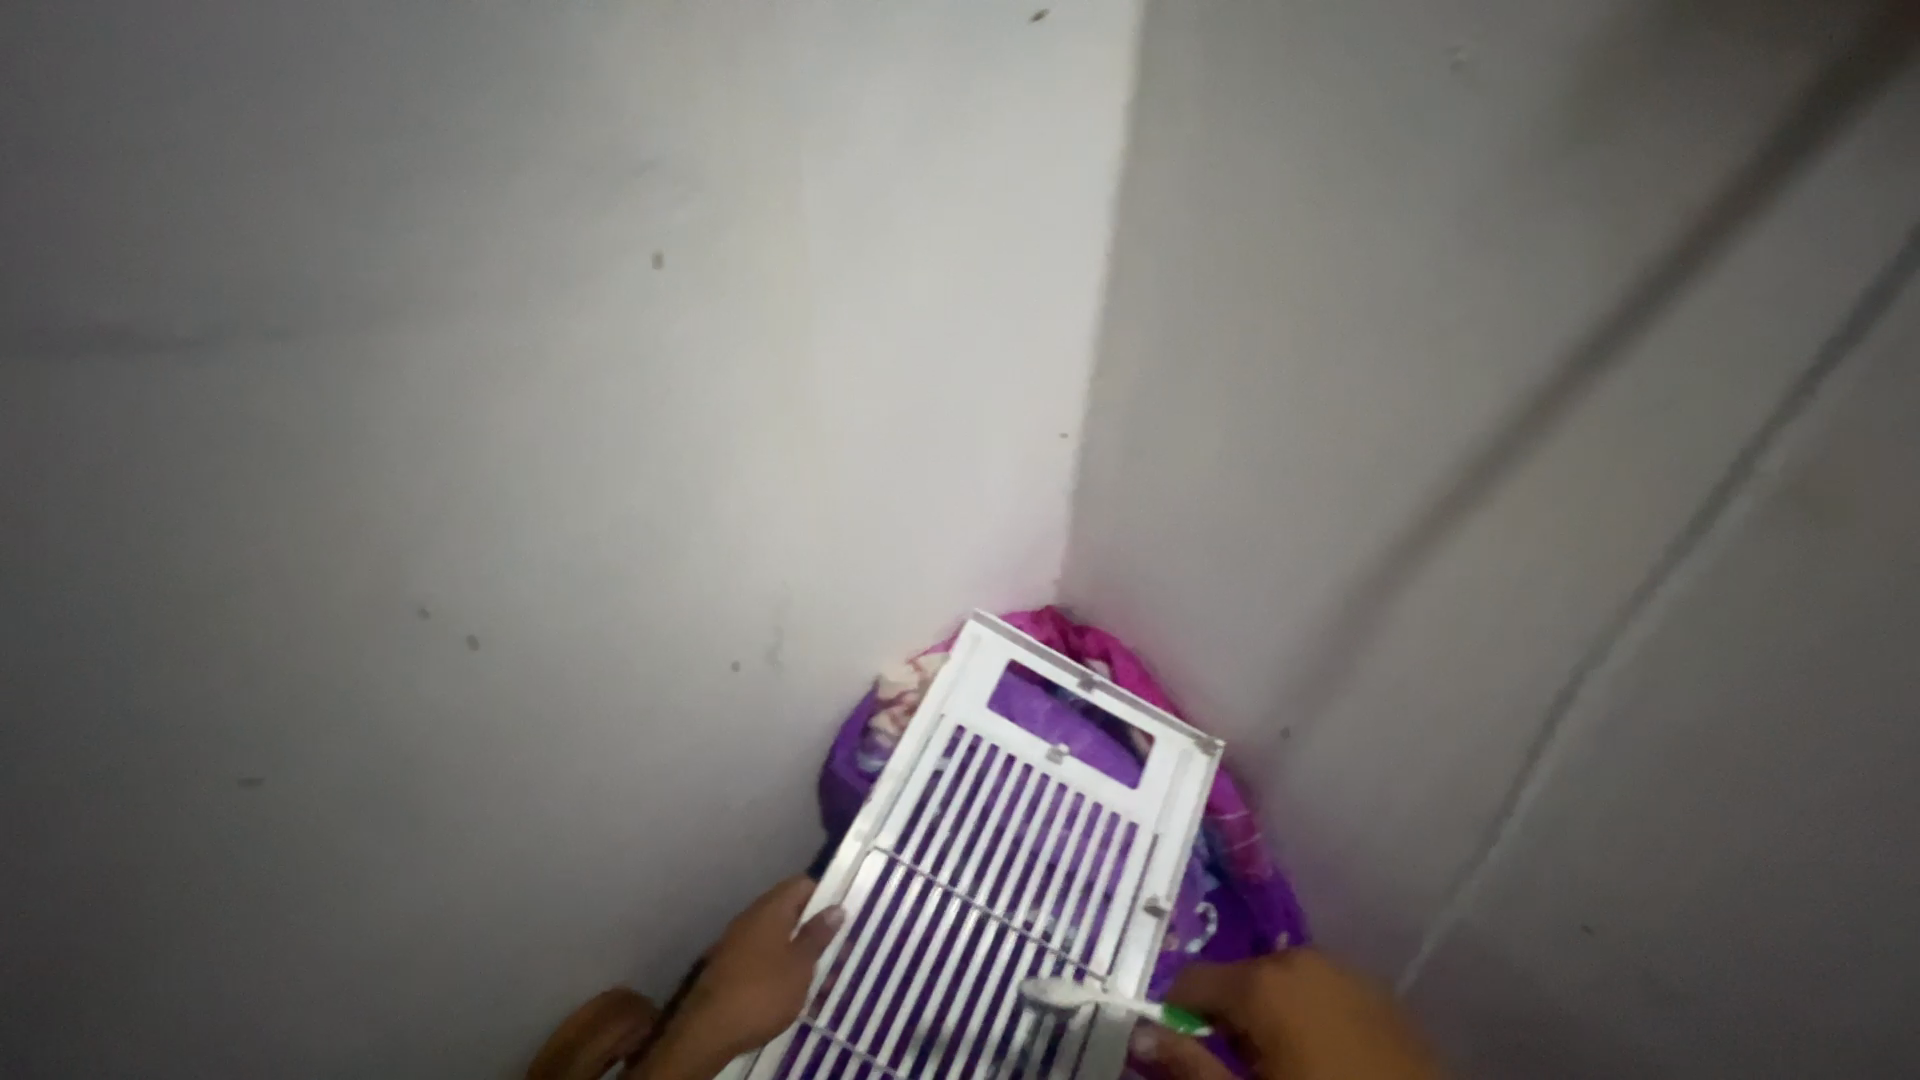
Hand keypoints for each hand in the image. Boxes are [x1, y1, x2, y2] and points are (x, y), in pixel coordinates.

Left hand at [632, 877, 843, 1079]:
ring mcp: (737, 941)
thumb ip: (818, 934)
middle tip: (837, 949)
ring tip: (820, 976)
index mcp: (771, 908)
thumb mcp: (800, 965)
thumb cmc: (762, 992)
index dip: (825, 895)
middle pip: (789, 909)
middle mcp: (752, 917)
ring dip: (798, 950)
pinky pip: (763, 955)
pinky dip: (780, 966)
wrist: (707, 1032)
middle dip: (814, 927)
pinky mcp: (729, 966)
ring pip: (777, 935)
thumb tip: (836, 907)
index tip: (843, 915)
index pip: (802, 884)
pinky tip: (792, 989)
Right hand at [1129, 949, 1442, 1079]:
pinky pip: (1326, 996)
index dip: (1178, 1017)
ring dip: (1272, 1018)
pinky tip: (1328, 1063)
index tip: (1185, 1054)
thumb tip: (1138, 1034)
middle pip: (1239, 981)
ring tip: (1286, 1069)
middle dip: (1230, 1021)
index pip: (1191, 981)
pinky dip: (1313, 1020)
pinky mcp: (1386, 999)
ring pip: (1284, 986)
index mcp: (1263, 982)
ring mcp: (1349, 974)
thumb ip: (1189, 1067)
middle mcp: (1301, 960)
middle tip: (1241, 1071)